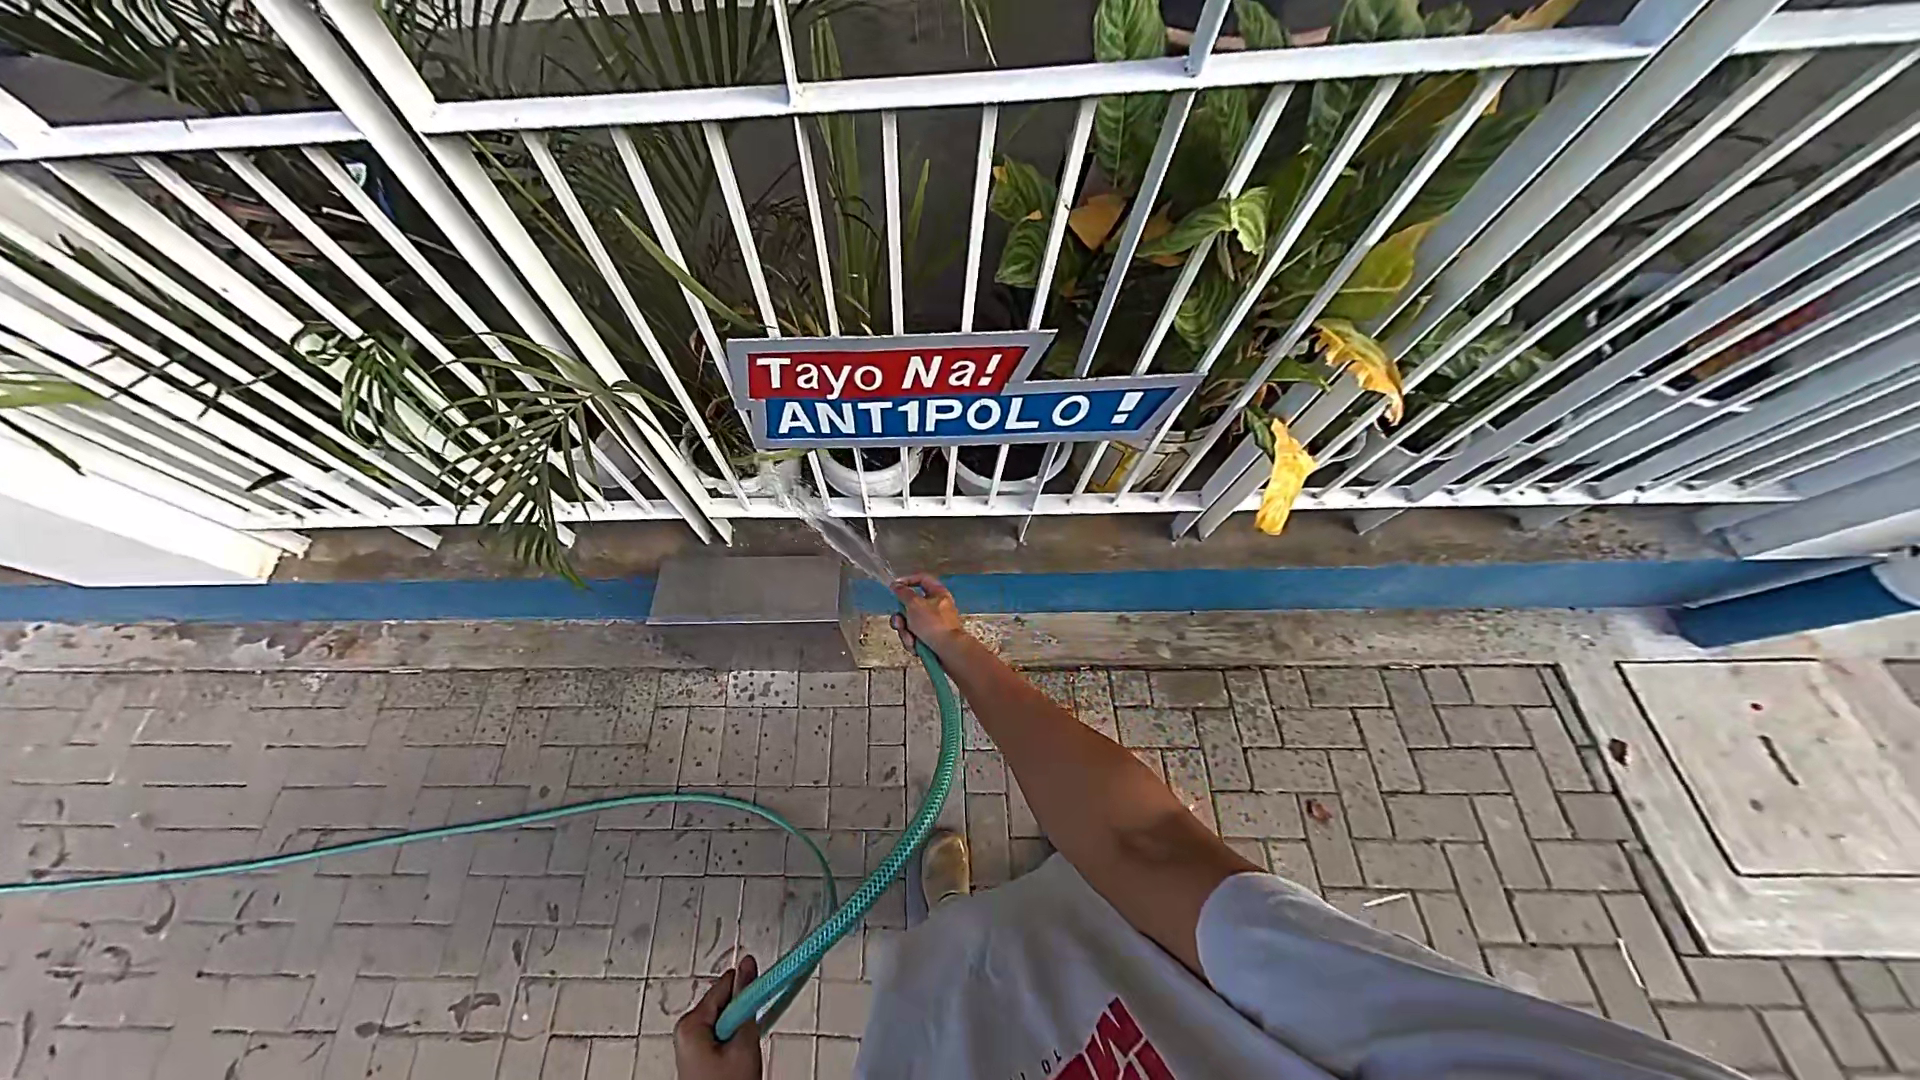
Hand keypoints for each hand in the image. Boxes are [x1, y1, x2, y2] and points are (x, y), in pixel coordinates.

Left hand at [675, 956, 762, 1079]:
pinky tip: (738, 1058)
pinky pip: (723, 1031)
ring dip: (740, 1027)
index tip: (764, 991)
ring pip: (727, 1017)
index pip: (726, 983)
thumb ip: (747, 1000)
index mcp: (690, 1024)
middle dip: (743, 1012)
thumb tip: (748, 964)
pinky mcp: (700, 1053)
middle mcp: (686, 1030)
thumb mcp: (743, 1043)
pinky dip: (735, 1038)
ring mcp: (692, 1043)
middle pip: (726, 1000)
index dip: (748, 988)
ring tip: (743, 1051)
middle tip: (749, 1036)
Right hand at [890, 573, 966, 654]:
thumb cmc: (935, 625)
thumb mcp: (914, 604)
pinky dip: (912, 642)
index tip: (894, 587)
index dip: (907, 580)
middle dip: (901, 617)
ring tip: (911, 639)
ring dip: (906, 632)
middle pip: (911, 606)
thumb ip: (903, 593)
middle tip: (900, 622)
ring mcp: (934, 624)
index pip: (921, 579)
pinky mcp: (931, 639)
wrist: (948, 651)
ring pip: (909, 624)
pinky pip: (914, 637)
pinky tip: (916, 647)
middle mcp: (937, 607)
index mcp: (938, 593)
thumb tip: (897, 585)